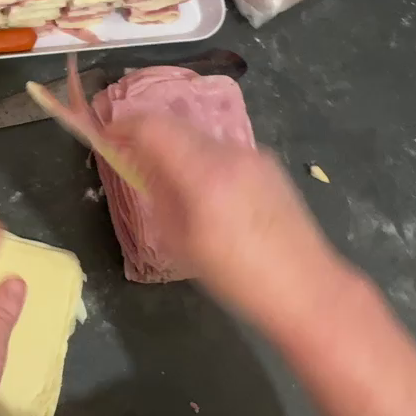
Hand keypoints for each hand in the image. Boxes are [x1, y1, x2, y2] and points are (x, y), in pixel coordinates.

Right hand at [106, 114, 347, 330]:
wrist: (309, 290)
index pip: (152, 127)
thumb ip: (158, 194)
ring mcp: (253, 156)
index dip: (123, 126)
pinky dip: (199, 157)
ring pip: (198, 137)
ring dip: (174, 146)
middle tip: (127, 154)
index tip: (106, 136)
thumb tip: (143, 167)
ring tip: (165, 178)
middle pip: (174, 125)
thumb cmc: (236, 277)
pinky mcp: (268, 165)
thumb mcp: (180, 240)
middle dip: (146, 134)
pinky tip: (202, 190)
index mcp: (204, 174)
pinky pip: (221, 151)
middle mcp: (229, 154)